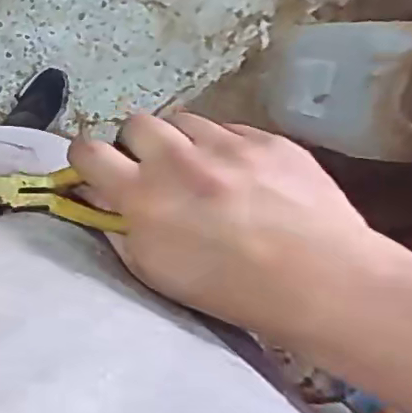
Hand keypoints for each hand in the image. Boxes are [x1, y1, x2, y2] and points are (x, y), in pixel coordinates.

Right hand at [68, 112, 398, 344]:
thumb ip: (120, 229)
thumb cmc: (232, 291)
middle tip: (159, 172)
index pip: (89, 151)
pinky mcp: (267, 138)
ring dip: (184, 143)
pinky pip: (231, 130)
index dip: (86, 157)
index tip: (98, 169)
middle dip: (139, 145)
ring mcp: (227, 144)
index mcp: (144, 196)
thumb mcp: (157, 272)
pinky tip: (246, 179)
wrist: (325, 283)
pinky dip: (227, 149)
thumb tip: (100, 199)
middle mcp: (179, 160)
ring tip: (206, 173)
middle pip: (136, 123)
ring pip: (184, 121)